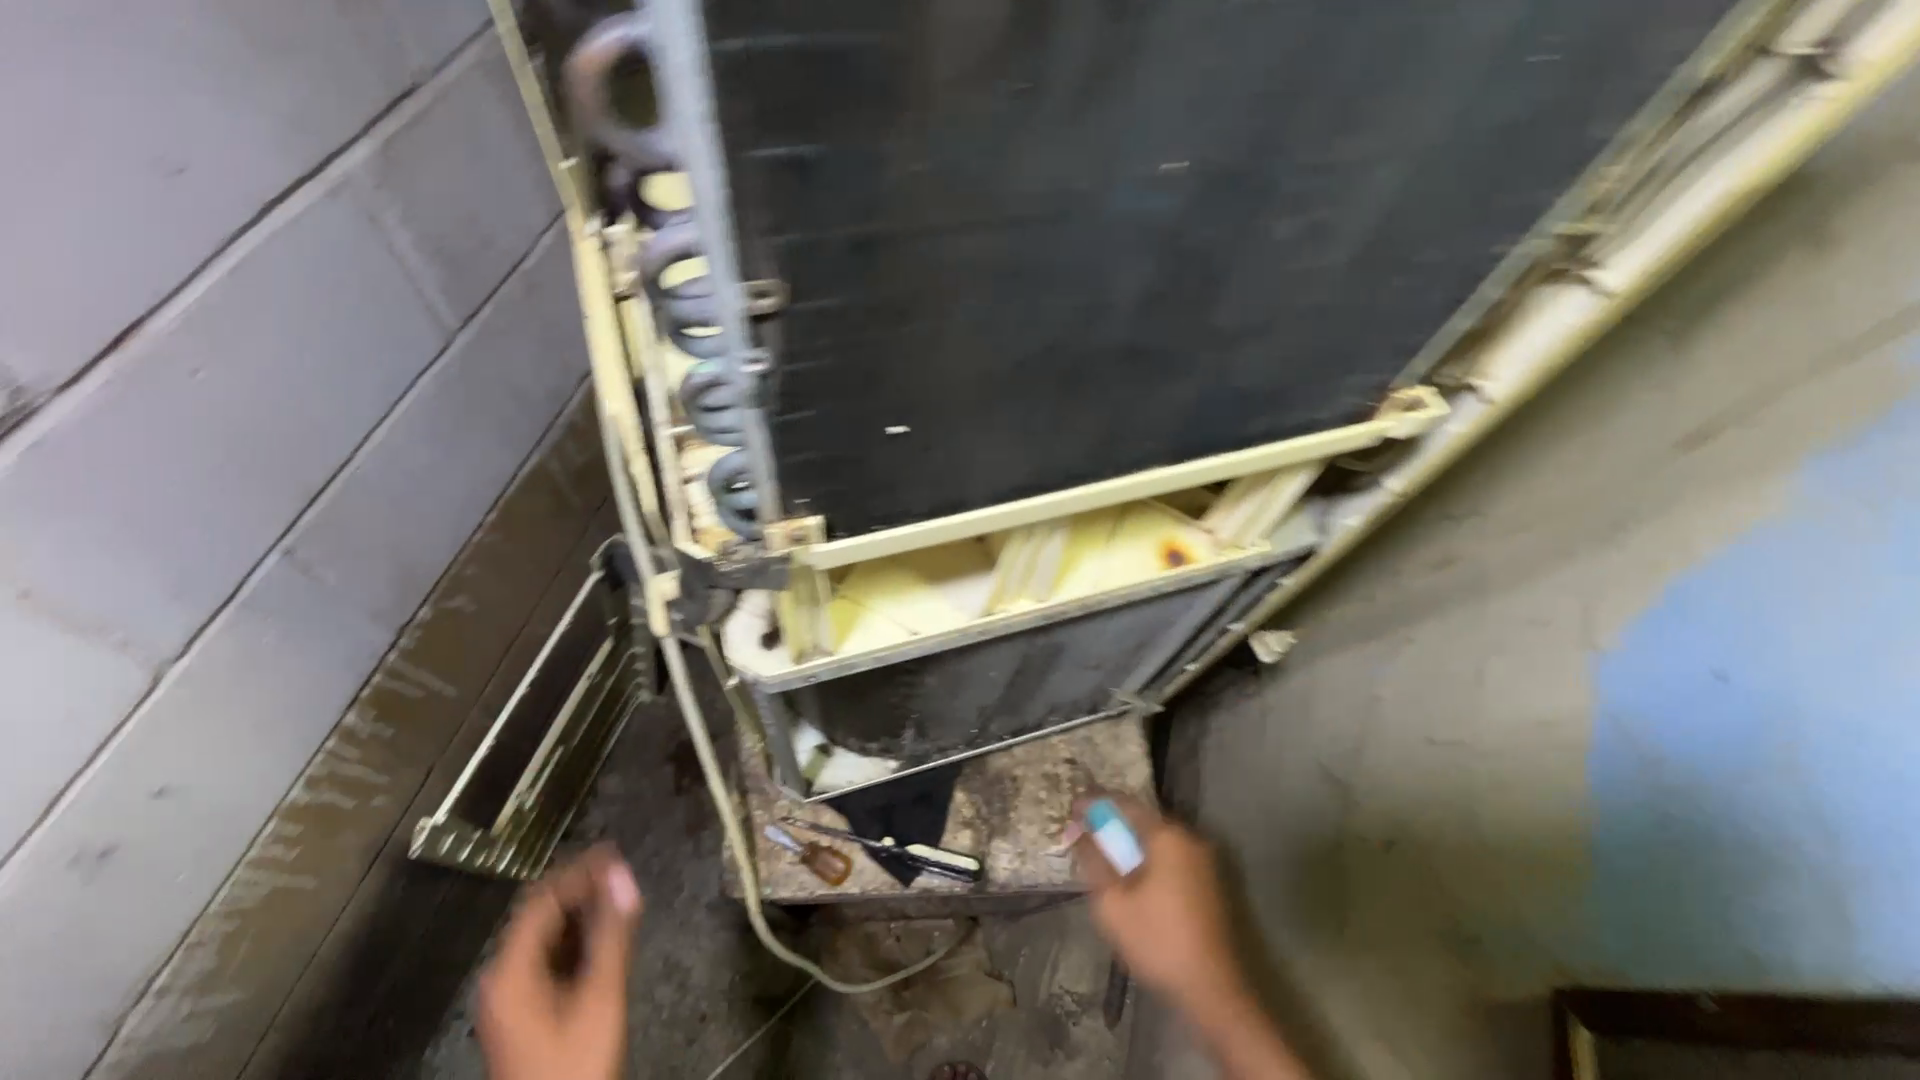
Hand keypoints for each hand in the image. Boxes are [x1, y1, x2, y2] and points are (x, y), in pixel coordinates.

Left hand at [477, 843, 642, 1079]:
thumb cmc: (574, 1065)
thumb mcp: (599, 998)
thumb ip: (612, 935)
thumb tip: (624, 877)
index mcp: (510, 971)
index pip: (541, 901)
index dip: (578, 872)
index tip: (614, 851)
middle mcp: (503, 979)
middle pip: (541, 919)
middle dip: (581, 891)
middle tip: (622, 871)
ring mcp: (511, 1000)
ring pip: (547, 941)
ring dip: (582, 916)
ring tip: (621, 896)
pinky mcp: (526, 1015)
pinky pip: (549, 963)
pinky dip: (577, 944)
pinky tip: (607, 939)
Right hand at [1070, 796, 1244, 1013]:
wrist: (1212, 988)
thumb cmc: (1157, 941)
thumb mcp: (1112, 902)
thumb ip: (1094, 859)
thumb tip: (1080, 832)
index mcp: (1168, 837)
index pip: (1126, 804)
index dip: (1096, 803)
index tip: (1071, 808)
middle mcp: (1191, 839)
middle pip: (1145, 819)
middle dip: (1113, 823)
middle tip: (1085, 833)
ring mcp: (1205, 861)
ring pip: (1159, 840)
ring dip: (1131, 843)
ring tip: (1103, 856)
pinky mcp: (1210, 882)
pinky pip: (1172, 857)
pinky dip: (1149, 858)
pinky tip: (1132, 877)